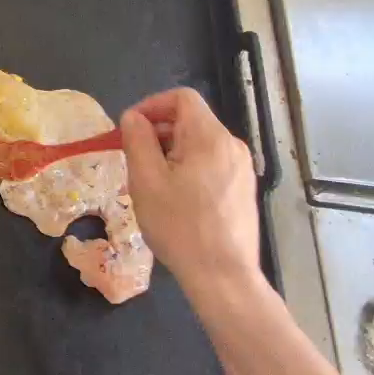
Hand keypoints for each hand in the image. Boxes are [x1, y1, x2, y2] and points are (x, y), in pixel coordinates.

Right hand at [120, 88, 261, 294]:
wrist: (223, 276)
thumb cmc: (180, 226)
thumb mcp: (146, 180)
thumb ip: (137, 140)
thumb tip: (133, 117)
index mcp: (210, 137)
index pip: (182, 98)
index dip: (152, 105)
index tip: (130, 129)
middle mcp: (232, 146)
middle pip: (191, 120)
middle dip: (158, 132)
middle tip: (134, 160)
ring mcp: (242, 169)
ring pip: (200, 144)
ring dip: (171, 153)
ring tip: (152, 184)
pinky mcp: (243, 190)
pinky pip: (211, 164)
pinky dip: (188, 169)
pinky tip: (175, 200)